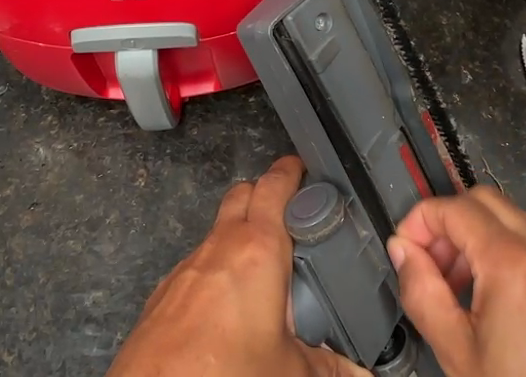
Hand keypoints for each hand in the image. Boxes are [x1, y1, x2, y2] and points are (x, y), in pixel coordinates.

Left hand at [108, 155, 366, 376]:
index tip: (304, 169)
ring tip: (266, 269)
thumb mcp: (293, 371)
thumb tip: (362, 374)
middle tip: (292, 215)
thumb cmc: (226, 372)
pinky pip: (197, 266)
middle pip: (242, 194)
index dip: (291, 171)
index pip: (274, 185)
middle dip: (264, 195)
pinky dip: (216, 271)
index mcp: (256, 249)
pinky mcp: (163, 295)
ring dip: (239, 237)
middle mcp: (218, 247)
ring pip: (217, 232)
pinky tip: (230, 307)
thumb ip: (331, 366)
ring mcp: (186, 269)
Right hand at [388, 187, 525, 376]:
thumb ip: (421, 292)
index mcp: (512, 263)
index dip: (420, 221)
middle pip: (484, 201)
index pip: (453, 208)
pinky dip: (512, 253)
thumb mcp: (456, 351)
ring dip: (480, 237)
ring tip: (462, 287)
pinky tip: (499, 298)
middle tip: (431, 263)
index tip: (405, 246)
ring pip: (514, 219)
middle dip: (450, 223)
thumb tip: (404, 252)